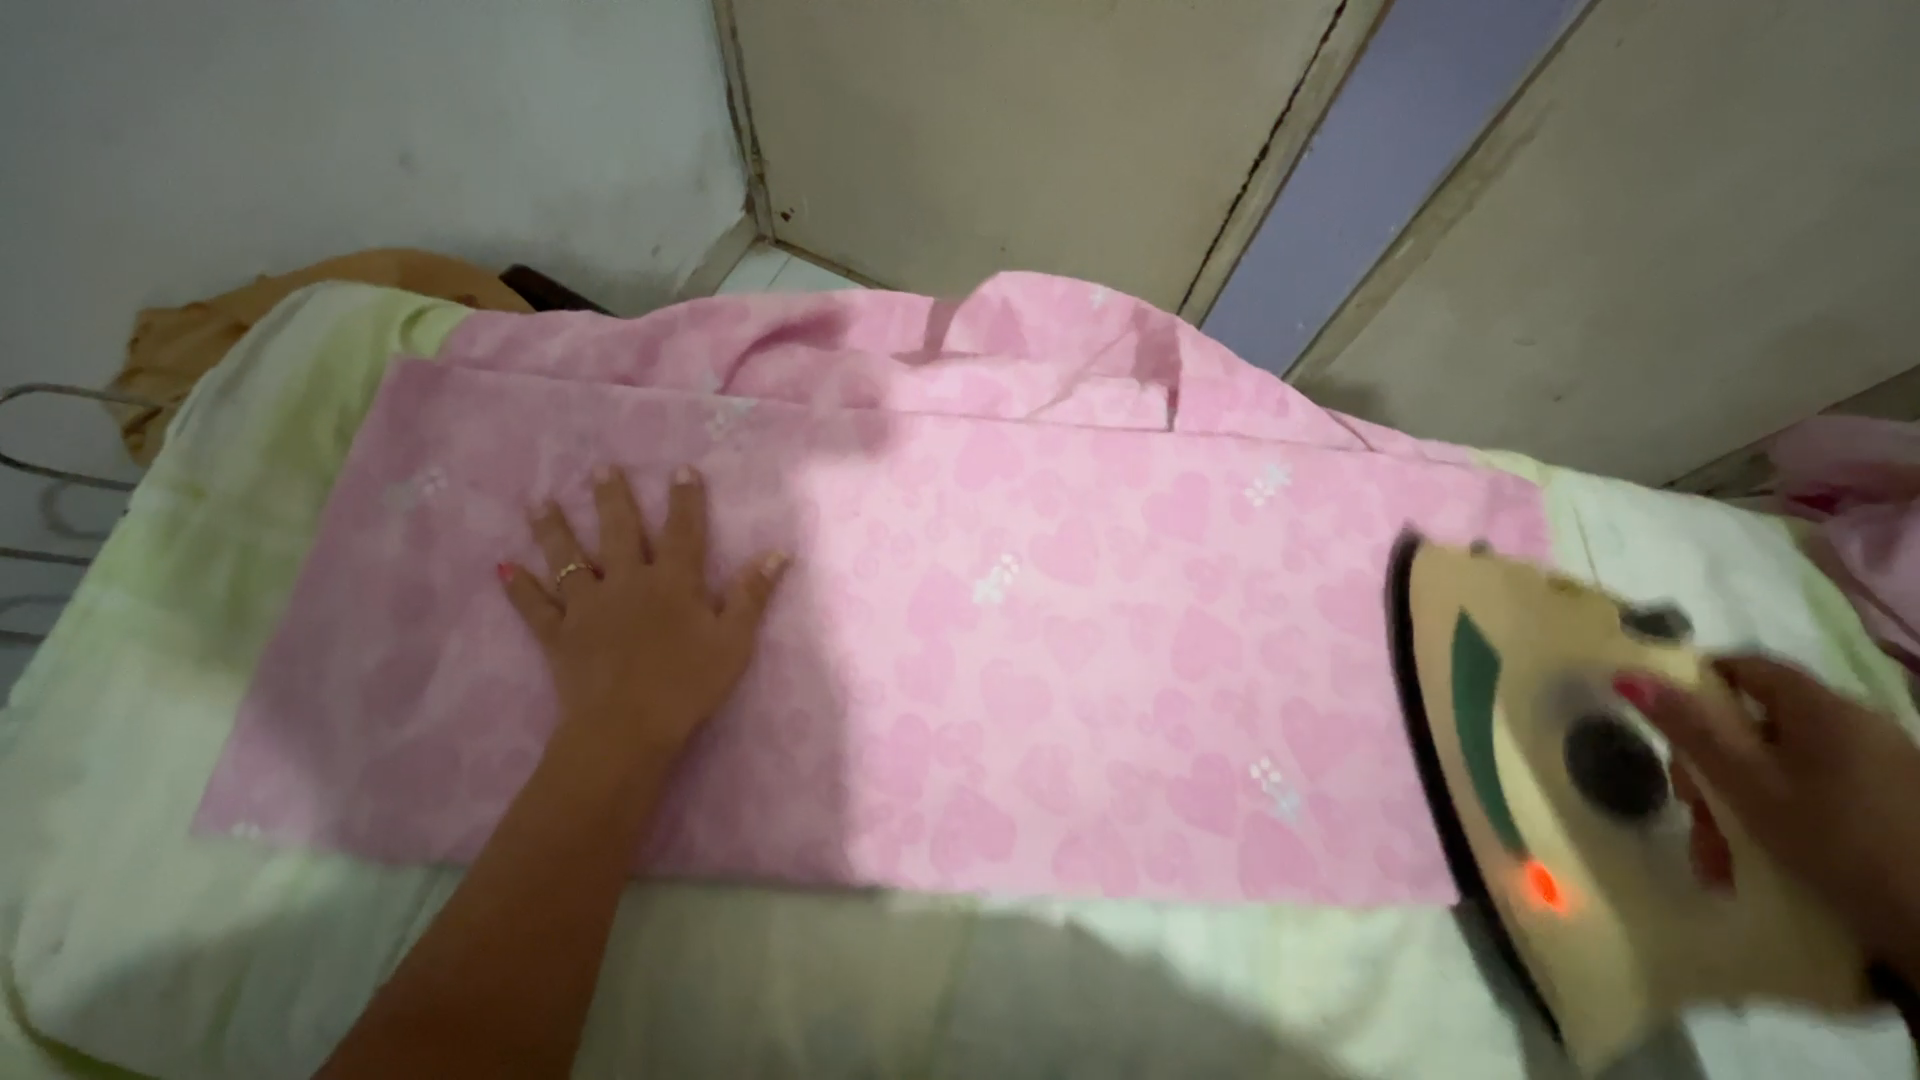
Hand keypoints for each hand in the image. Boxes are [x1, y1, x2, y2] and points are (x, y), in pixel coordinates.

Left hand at [498, 464, 788, 770]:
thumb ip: (751, 595)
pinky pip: (535, 606)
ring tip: (540, 503)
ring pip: (568, 559)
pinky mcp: (559, 635)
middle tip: (600, 468)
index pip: (682, 532)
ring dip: (554, 529)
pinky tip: (503, 568)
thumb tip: (778, 552)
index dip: (685, 500)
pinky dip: (519, 588)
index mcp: (672, 583)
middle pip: (618, 532)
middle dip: (612, 498)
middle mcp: (626, 582)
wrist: (626, 728)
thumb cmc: (687, 685)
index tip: (681, 469)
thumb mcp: (733, 642)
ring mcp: (587, 607)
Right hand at [1617, 657, 1919, 978]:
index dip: (1694, 685)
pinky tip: (1750, 864)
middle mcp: (1856, 727)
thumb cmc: (1837, 842)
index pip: (1744, 667)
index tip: (1662, 723)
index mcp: (1825, 709)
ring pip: (1775, 769)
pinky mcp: (1888, 807)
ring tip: (1716, 859)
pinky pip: (1810, 797)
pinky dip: (1773, 822)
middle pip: (1754, 726)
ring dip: (1732, 807)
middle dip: (1708, 769)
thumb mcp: (1747, 785)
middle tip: (1688, 808)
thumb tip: (1626, 674)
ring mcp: (1878, 768)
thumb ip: (1688, 728)